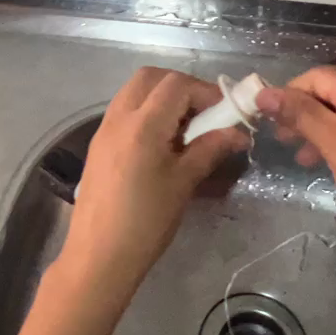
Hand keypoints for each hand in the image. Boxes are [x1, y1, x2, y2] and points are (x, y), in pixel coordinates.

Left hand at [60, 67, 249, 294]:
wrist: (98, 257)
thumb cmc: (146, 222)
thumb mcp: (183, 183)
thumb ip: (210, 149)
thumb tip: (237, 133)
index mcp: (143, 124)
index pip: (177, 85)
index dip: (205, 92)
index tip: (225, 113)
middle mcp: (119, 117)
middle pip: (151, 78)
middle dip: (181, 87)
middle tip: (204, 113)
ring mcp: (104, 129)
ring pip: (135, 91)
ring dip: (162, 97)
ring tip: (185, 128)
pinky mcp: (99, 143)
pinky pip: (124, 110)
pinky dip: (146, 111)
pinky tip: (162, 142)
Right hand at [257, 67, 335, 252]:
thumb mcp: (332, 142)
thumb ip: (298, 113)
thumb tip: (264, 93)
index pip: (316, 76)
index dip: (289, 94)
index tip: (270, 121)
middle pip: (333, 92)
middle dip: (304, 113)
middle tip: (283, 139)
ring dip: (322, 129)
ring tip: (304, 157)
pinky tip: (334, 161)